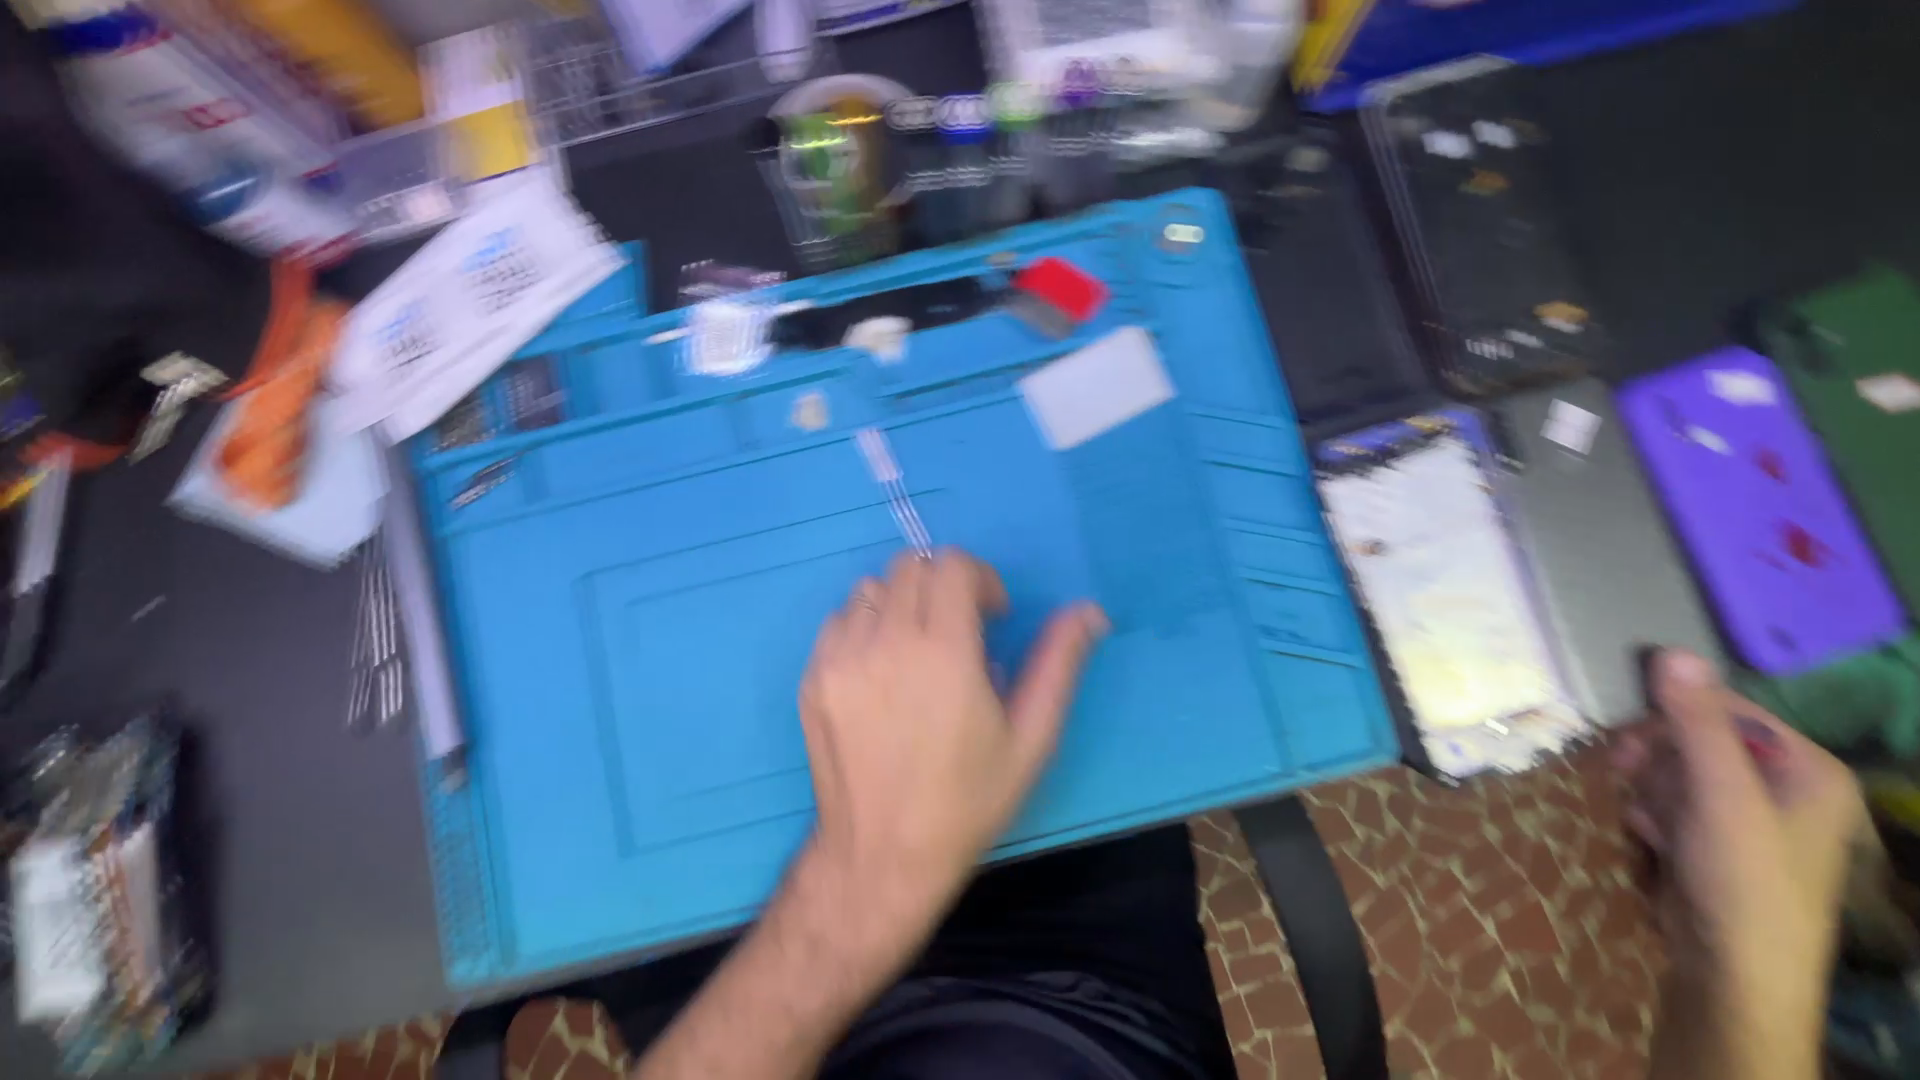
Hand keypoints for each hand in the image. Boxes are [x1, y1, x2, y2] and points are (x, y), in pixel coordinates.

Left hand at [796, 549, 1106, 926]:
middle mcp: (884, 642)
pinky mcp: (811, 678)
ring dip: (902, 602)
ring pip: (870, 588)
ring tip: (918, 650)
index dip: (980, 580)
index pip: (952, 564)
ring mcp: (840, 659)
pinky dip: (864, 627)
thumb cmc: (968, 799)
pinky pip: (839, 621)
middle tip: (960, 632)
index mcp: (943, 651)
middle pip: (911, 566)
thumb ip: (1059, 663)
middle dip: (943, 585)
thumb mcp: (1031, 738)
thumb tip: (1090, 610)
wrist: (883, 854)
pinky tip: (881, 670)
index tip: (992, 617)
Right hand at [1615, 649, 1865, 1026]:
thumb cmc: (1740, 878)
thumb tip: (1670, 650)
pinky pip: (1673, 799)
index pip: (1724, 707)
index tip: (1629, 742)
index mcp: (1806, 768)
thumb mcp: (1717, 795)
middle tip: (1626, 775)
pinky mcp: (1718, 836)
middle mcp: (1785, 784)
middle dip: (1656, 759)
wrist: (1732, 968)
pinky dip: (1653, 812)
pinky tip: (1651, 836)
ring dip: (1650, 788)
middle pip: (1694, 737)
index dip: (1670, 718)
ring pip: (1676, 767)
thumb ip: (1695, 723)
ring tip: (1651, 822)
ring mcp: (1751, 812)